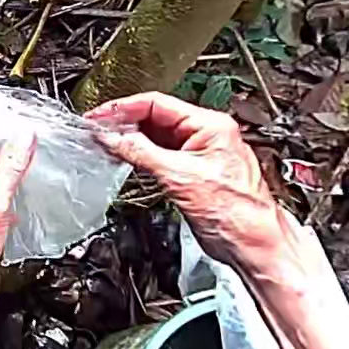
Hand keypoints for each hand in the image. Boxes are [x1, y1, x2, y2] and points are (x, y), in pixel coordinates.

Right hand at [86, 91, 348, 348]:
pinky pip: (156, 154)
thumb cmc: (236, 213)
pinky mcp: (187, 172)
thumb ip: (141, 152)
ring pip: (153, 136)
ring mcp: (196, 154)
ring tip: (104, 143)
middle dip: (122, 123)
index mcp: (211, 126)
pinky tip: (122, 157)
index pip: (155, 104)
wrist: (252, 245)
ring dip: (127, 139)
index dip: (122, 109)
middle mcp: (204, 136)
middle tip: (96, 130)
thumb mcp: (179, 176)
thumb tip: (113, 137)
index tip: (99, 118)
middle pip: (152, 117)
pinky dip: (136, 154)